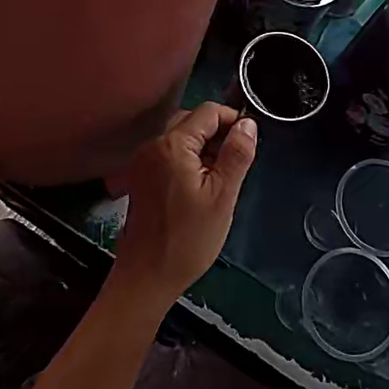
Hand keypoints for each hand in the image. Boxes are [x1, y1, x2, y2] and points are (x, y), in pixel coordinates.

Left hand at [107, 103, 257, 306]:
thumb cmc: (189, 239)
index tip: (249, 143)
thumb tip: (248, 124)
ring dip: (203, 148)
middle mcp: (152, 146)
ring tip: (220, 177)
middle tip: (235, 163)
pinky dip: (188, 160)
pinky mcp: (140, 177)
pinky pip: (169, 154)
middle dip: (218, 134)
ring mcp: (142, 162)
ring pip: (180, 137)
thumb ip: (237, 154)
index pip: (208, 112)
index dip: (233, 120)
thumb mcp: (223, 195)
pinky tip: (200, 186)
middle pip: (191, 120)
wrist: (147, 276)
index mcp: (172, 146)